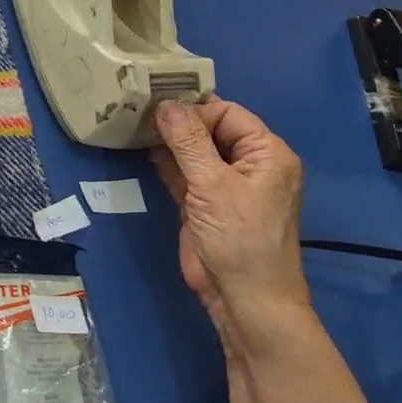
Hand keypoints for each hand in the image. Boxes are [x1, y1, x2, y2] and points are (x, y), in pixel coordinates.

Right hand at [151, 98, 309, 336]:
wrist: (244, 297)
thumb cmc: (240, 238)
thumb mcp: (213, 185)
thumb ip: (189, 142)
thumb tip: (166, 105)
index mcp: (267, 153)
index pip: (228, 114)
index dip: (194, 109)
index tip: (157, 106)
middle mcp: (249, 164)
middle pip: (210, 130)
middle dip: (178, 121)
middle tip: (138, 109)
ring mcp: (225, 185)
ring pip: (194, 151)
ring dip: (168, 141)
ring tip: (134, 124)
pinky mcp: (204, 204)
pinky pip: (184, 173)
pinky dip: (165, 162)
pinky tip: (142, 149)